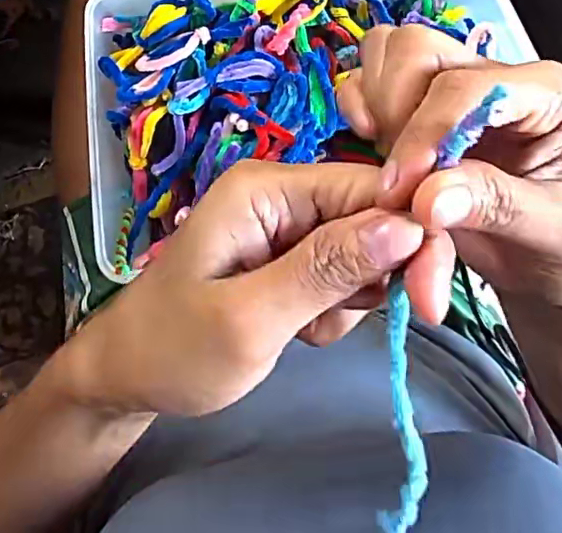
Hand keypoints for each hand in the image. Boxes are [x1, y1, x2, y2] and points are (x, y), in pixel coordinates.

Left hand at [52, 160, 426, 417]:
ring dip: (348, 299)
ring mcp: (282, 223)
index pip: (366, 186)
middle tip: (340, 324)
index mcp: (264, 187)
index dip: (411, 232)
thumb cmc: (175, 348)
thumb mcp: (250, 317)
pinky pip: (340, 275)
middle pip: (369, 216)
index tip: (431, 299)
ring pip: (361, 251)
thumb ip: (326, 269)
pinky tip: (295, 330)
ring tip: (301, 329)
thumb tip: (405, 225)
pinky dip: (332, 310)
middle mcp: (278, 193)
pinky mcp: (286, 254)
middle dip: (376, 275)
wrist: (129, 375)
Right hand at [336, 25, 561, 320]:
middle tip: (401, 176)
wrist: (554, 273)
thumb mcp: (553, 231)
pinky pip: (367, 80)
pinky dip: (356, 107)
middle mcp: (492, 77)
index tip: (406, 187)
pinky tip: (372, 147)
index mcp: (544, 93)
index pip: (468, 86)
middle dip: (396, 107)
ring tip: (393, 164)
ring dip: (375, 104)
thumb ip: (494, 205)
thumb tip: (424, 196)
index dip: (429, 131)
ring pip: (387, 52)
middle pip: (417, 49)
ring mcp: (449, 87)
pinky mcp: (415, 106)